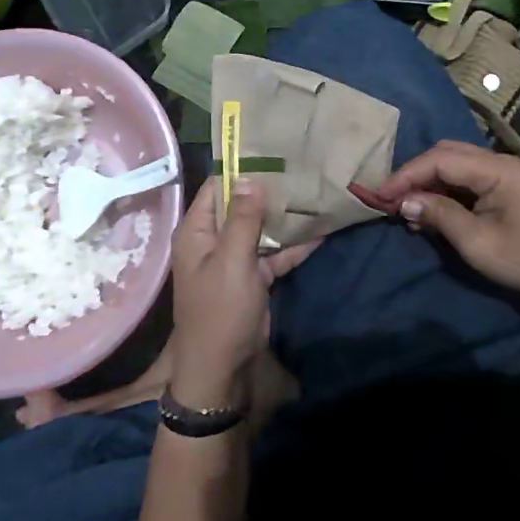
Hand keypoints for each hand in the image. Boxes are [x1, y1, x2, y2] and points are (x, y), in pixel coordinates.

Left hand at [167, 179, 317, 408]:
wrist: (222, 370)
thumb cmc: (221, 311)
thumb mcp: (233, 261)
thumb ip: (243, 220)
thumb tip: (249, 177)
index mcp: (197, 232)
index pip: (216, 188)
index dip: (242, 169)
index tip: (273, 150)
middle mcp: (213, 241)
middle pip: (241, 206)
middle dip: (269, 191)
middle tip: (302, 168)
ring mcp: (235, 260)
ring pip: (261, 230)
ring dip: (285, 218)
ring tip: (315, 192)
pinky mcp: (254, 278)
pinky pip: (274, 254)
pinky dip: (294, 246)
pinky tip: (322, 231)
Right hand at [373, 141, 519, 303]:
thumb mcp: (475, 241)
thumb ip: (439, 214)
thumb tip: (404, 201)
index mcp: (498, 169)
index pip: (441, 160)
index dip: (407, 175)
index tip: (381, 195)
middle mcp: (501, 162)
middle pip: (447, 154)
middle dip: (416, 175)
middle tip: (392, 200)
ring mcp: (505, 173)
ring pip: (455, 165)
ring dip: (429, 183)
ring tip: (408, 210)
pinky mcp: (506, 187)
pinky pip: (467, 180)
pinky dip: (445, 192)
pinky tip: (430, 213)